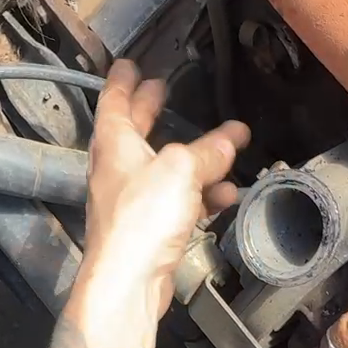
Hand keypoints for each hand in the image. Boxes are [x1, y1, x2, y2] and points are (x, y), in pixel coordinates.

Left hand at [82, 60, 249, 309]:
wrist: (127, 283)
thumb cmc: (143, 218)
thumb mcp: (181, 171)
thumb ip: (208, 152)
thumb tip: (232, 137)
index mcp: (114, 145)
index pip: (114, 103)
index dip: (124, 81)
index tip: (130, 65)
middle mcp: (117, 171)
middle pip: (135, 133)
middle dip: (149, 111)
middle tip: (162, 90)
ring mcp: (131, 205)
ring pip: (162, 172)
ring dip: (190, 159)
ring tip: (219, 147)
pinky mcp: (146, 234)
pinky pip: (176, 205)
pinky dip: (199, 197)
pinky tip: (224, 197)